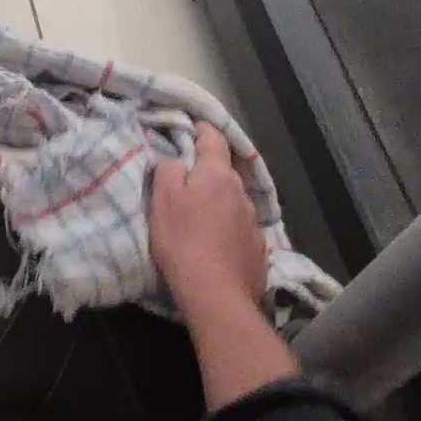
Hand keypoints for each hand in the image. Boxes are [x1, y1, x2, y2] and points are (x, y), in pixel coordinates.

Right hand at [151, 122, 268, 319]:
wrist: (217, 294)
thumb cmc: (183, 241)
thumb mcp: (163, 200)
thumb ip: (168, 171)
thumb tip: (175, 159)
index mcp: (216, 175)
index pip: (213, 138)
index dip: (201, 129)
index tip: (190, 126)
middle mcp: (240, 192)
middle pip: (224, 170)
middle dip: (207, 169)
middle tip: (185, 177)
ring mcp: (252, 220)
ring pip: (232, 198)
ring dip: (218, 199)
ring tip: (199, 213)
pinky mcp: (257, 247)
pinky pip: (239, 226)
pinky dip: (227, 225)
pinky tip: (215, 240)